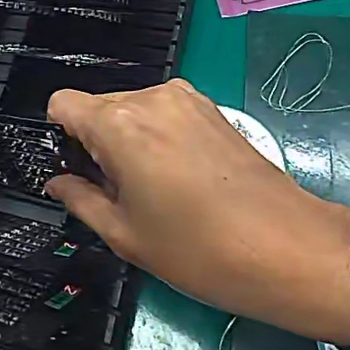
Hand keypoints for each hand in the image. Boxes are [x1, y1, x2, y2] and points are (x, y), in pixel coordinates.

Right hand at [46, 79, 349, 340]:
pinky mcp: (212, 108)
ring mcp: (185, 99)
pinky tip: (179, 176)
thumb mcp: (124, 234)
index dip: (59, 136)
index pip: (62, 104)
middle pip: (97, 106)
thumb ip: (79, 199)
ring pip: (131, 109)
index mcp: (118, 124)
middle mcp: (149, 98)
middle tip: (118, 190)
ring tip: (154, 187)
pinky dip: (157, 135)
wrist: (291, 250)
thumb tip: (58, 183)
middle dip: (95, 142)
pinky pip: (163, 113)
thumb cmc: (199, 249)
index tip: (76, 169)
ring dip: (127, 139)